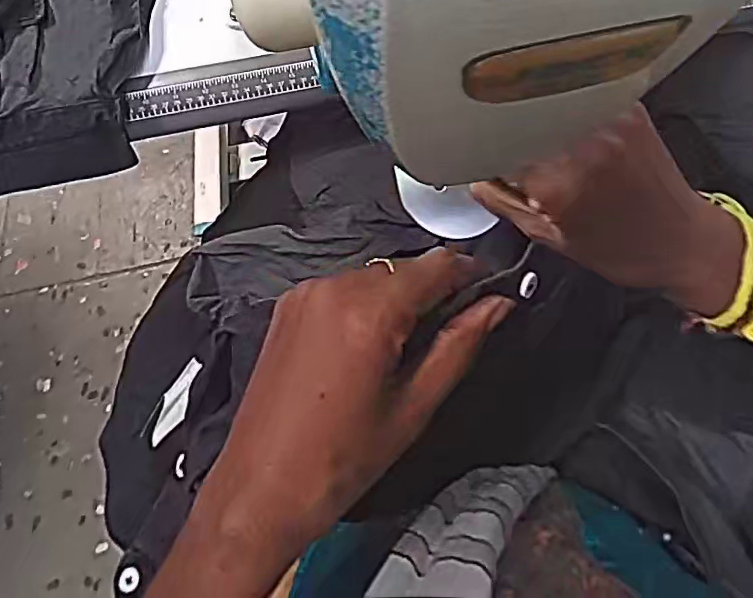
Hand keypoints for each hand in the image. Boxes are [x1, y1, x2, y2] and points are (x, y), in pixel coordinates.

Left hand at [150, 248, 513, 596]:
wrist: (259, 488)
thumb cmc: (334, 462)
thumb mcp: (413, 407)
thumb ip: (459, 345)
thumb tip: (494, 306)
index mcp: (369, 311)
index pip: (437, 264)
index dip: (470, 272)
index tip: (488, 288)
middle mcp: (334, 288)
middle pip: (405, 267)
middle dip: (434, 290)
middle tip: (452, 328)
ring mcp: (307, 292)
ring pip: (375, 275)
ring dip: (399, 297)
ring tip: (404, 348)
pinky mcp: (290, 303)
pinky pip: (344, 286)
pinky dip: (365, 303)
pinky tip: (367, 346)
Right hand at [471, 103, 743, 314]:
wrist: (685, 240)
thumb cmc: (622, 248)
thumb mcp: (548, 237)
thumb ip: (500, 199)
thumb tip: (471, 169)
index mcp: (557, 181)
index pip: (492, 141)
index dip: (477, 141)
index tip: (471, 143)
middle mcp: (583, 143)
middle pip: (516, 112)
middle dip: (500, 121)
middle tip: (494, 132)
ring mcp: (608, 119)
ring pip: (545, 98)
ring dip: (529, 108)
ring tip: (529, 125)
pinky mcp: (627, 107)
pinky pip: (576, 93)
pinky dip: (560, 102)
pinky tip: (559, 116)